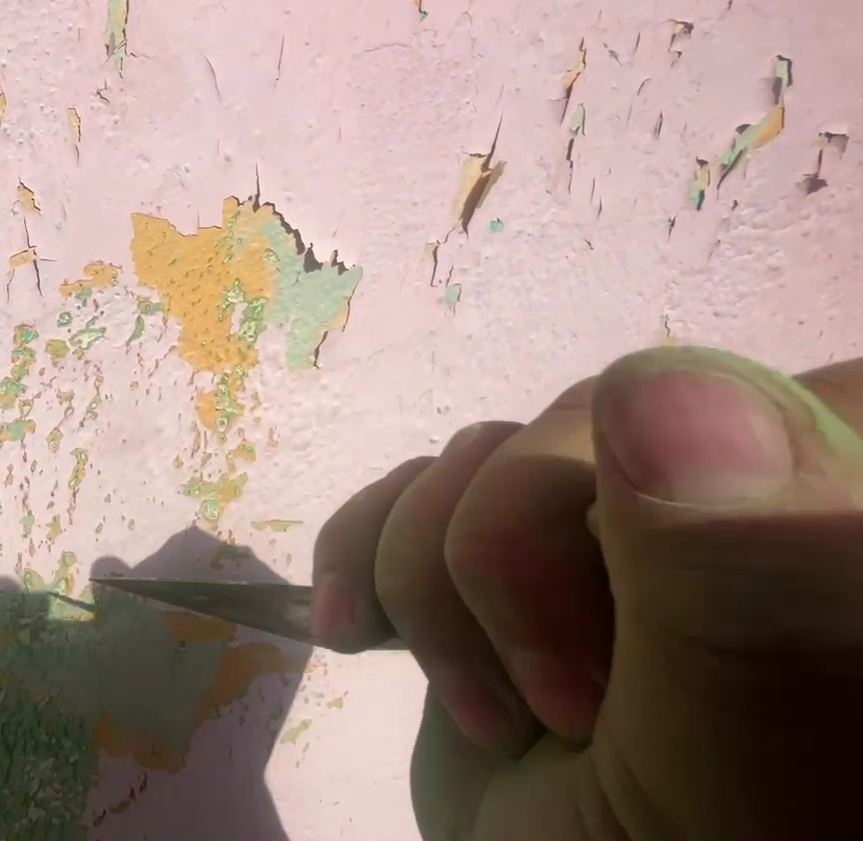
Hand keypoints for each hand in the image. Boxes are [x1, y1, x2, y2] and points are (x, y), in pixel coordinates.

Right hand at [312, 346, 862, 839]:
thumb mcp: (722, 782)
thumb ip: (738, 593)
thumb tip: (668, 385)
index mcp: (829, 559)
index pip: (779, 406)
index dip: (672, 496)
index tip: (625, 650)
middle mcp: (725, 527)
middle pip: (583, 428)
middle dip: (505, 558)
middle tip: (544, 708)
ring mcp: (594, 540)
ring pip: (475, 457)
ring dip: (423, 577)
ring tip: (473, 709)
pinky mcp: (488, 557)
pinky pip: (398, 487)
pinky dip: (355, 552)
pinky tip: (352, 630)